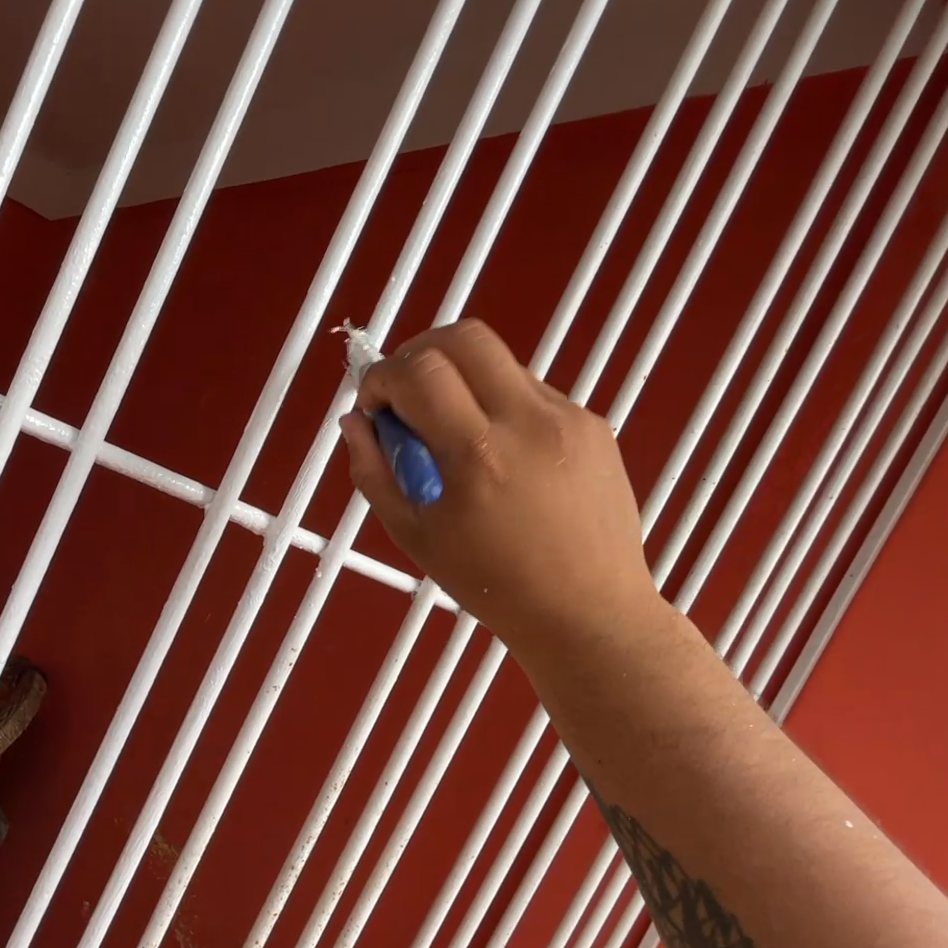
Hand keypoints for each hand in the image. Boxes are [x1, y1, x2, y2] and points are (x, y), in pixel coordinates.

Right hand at [338, 319, 661, 655]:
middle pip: (464, 337)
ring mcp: (568, 417)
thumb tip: (354, 423)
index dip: (381, 378)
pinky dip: (495, 403)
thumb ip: (374, 472)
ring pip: (498, 361)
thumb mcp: (412, 534)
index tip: (373, 406)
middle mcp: (527, 421)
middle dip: (418, 352)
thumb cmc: (489, 582)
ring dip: (458, 379)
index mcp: (476, 454)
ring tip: (449, 432)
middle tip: (404, 393)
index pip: (419, 371)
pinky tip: (494, 453)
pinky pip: (529, 391)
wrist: (588, 611)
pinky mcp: (593, 424)